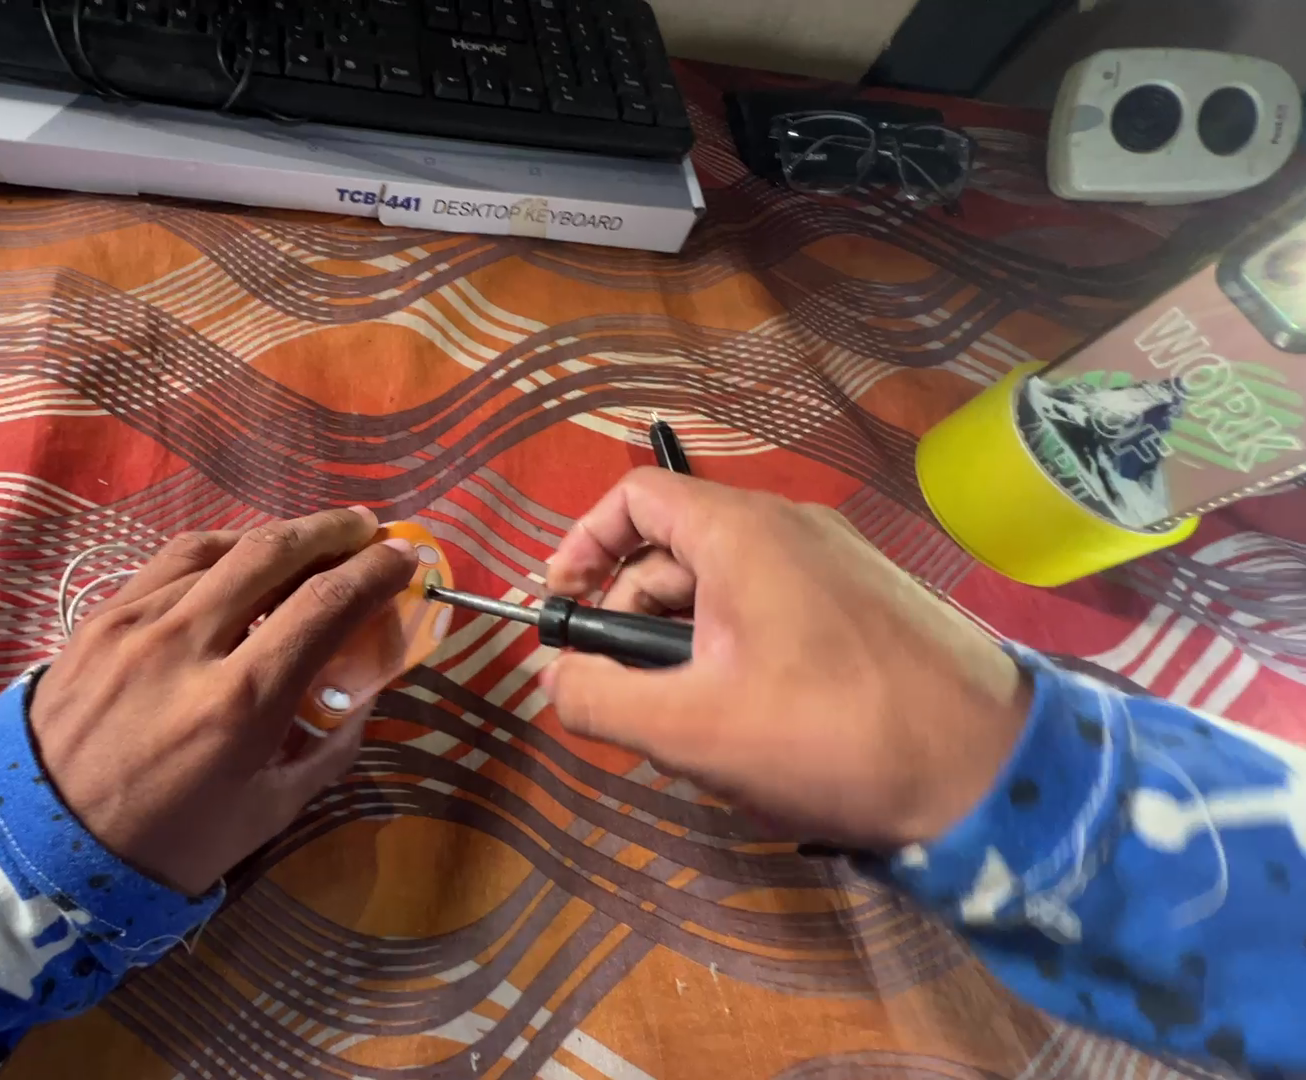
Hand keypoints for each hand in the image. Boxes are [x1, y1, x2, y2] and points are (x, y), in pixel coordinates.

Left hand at [30, 507, 415, 893]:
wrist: (40, 850)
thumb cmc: (168, 845)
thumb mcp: (269, 813)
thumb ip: (328, 745)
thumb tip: (361, 688)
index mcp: (239, 704)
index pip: (325, 606)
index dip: (375, 571)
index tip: (404, 555)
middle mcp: (187, 645)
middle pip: (273, 553)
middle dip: (332, 530)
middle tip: (365, 527)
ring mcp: (135, 623)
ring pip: (220, 547)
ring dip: (277, 535)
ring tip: (309, 539)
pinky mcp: (98, 617)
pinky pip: (170, 561)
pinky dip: (219, 549)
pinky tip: (238, 556)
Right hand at [542, 469, 1030, 848]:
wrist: (1004, 779)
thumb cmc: (831, 735)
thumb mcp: (690, 728)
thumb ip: (598, 699)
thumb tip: (551, 680)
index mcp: (740, 531)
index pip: (632, 498)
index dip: (582, 542)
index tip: (564, 601)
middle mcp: (786, 526)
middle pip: (668, 547)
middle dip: (628, 613)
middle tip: (626, 685)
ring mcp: (831, 560)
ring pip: (715, 582)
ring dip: (676, 638)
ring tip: (687, 711)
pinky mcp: (860, 597)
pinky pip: (763, 602)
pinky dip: (726, 643)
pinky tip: (741, 708)